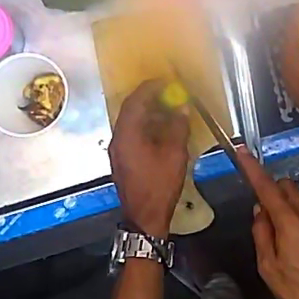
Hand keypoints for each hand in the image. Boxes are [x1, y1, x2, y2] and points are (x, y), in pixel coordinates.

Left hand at [108, 80, 191, 237]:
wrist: (144, 217)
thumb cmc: (159, 184)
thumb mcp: (174, 153)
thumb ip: (177, 126)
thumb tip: (181, 108)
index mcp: (127, 133)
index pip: (135, 101)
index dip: (150, 88)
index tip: (164, 81)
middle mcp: (117, 138)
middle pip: (130, 110)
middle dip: (148, 99)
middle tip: (167, 92)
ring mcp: (118, 150)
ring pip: (130, 123)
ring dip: (148, 113)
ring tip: (168, 110)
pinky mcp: (122, 160)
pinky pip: (132, 134)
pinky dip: (145, 127)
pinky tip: (161, 130)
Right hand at [234, 150, 298, 298]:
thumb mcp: (269, 267)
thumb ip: (261, 234)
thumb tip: (259, 212)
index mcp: (289, 221)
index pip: (267, 187)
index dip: (252, 169)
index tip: (242, 152)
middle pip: (287, 188)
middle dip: (273, 191)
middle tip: (263, 215)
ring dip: (288, 208)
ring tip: (283, 238)